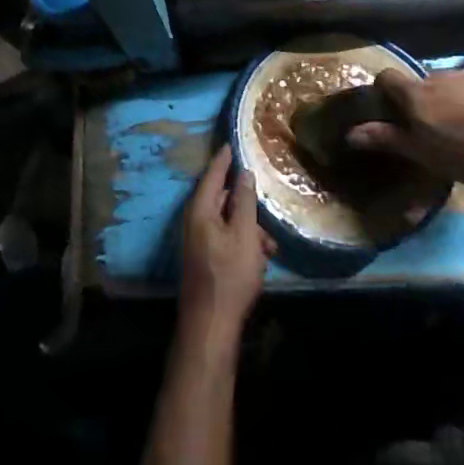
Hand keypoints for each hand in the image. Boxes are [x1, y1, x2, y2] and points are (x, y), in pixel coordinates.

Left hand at [180, 147, 272, 332]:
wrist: (211, 323)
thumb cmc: (230, 275)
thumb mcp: (244, 235)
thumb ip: (244, 201)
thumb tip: (243, 172)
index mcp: (199, 210)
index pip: (212, 174)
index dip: (224, 158)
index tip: (232, 141)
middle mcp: (194, 220)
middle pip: (221, 197)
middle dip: (246, 202)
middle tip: (267, 205)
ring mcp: (197, 238)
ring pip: (227, 220)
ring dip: (249, 228)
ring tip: (269, 246)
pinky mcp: (204, 255)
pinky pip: (225, 236)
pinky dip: (243, 241)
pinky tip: (261, 257)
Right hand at [346, 69, 463, 185]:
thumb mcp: (422, 153)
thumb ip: (387, 139)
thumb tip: (349, 133)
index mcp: (415, 93)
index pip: (386, 77)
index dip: (383, 90)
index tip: (387, 109)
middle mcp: (439, 77)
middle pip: (420, 82)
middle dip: (419, 100)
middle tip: (428, 128)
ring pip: (450, 86)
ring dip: (449, 101)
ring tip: (463, 130)